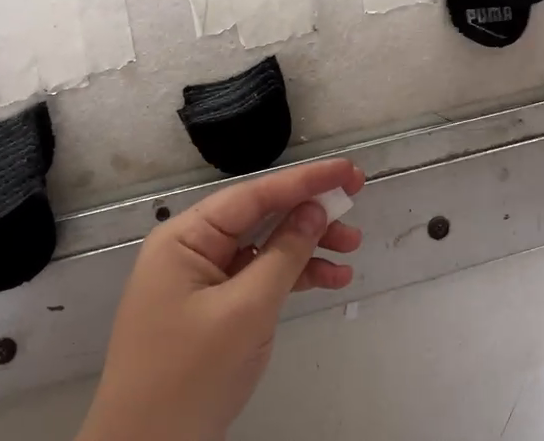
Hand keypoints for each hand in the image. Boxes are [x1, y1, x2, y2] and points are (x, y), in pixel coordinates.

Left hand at [75, 159, 364, 440]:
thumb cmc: (189, 374)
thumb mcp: (246, 310)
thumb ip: (284, 254)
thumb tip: (315, 210)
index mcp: (186, 238)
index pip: (255, 194)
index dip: (306, 180)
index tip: (349, 171)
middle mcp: (193, 250)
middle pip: (262, 216)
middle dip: (310, 211)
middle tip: (356, 202)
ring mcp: (203, 281)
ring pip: (266, 247)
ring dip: (310, 246)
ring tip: (352, 248)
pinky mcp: (215, 310)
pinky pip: (261, 278)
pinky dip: (296, 277)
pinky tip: (332, 279)